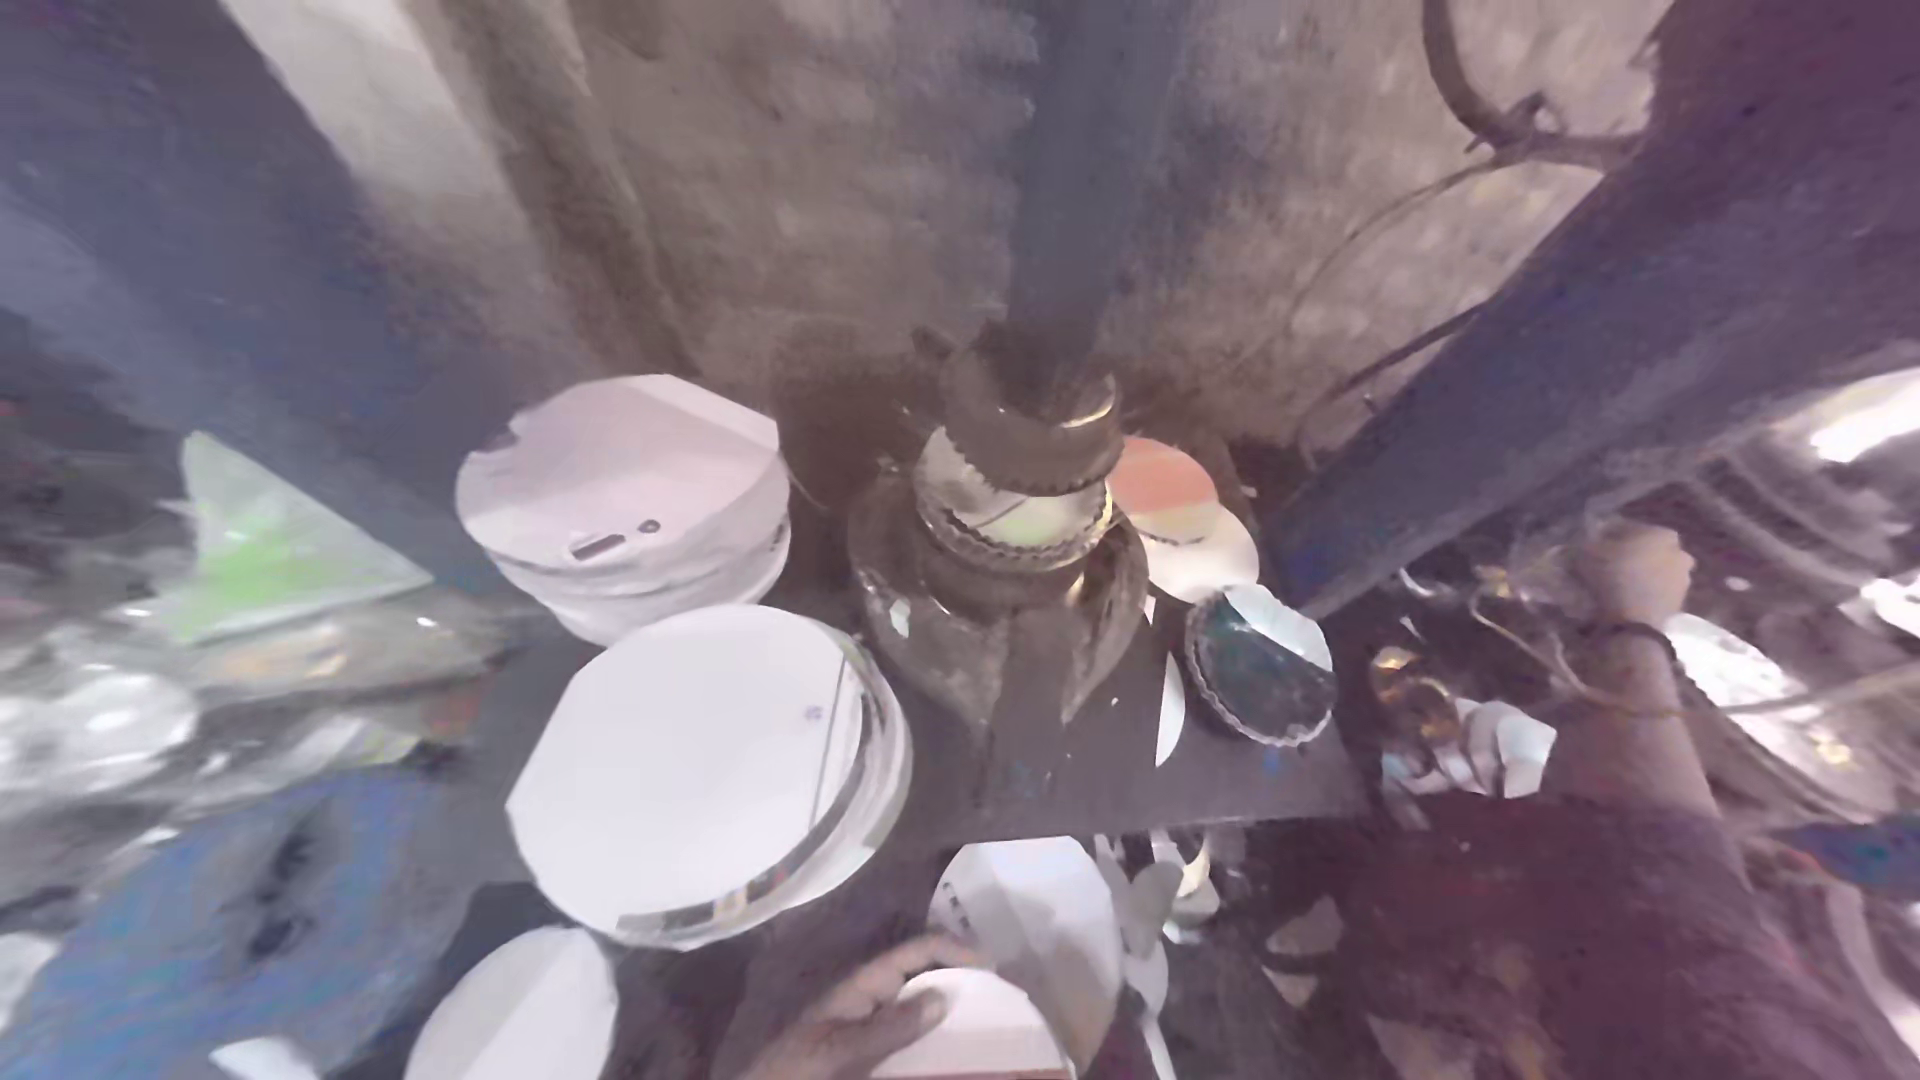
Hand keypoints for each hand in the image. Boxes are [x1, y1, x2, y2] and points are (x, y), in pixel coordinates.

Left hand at [738, 936, 986, 1079]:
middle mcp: (871, 996)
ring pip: (919, 1002)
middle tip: (996, 991)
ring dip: (949, 1003)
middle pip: (922, 971)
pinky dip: (933, 1036)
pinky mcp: (869, 1050)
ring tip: (983, 1019)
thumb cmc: (794, 1072)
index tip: (990, 963)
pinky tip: (950, 1051)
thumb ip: (888, 1027)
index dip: (953, 947)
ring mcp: (870, 1023)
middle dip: (958, 972)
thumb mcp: (838, 1051)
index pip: (916, 950)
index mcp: (864, 983)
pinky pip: (909, 1034)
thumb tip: (944, 994)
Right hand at [1571, 521, 1694, 624]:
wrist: (1634, 618)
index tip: (1585, 543)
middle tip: (1599, 561)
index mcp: (1659, 533)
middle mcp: (1680, 549)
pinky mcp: (1681, 596)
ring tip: (1610, 580)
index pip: (1624, 526)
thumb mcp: (1584, 552)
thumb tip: (1585, 540)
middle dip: (1623, 552)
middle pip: (1642, 547)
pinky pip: (1655, 585)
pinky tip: (1622, 593)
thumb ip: (1586, 541)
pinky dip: (1641, 586)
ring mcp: (1684, 575)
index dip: (1602, 534)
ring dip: (1634, 570)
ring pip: (1651, 566)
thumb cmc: (1610, 576)